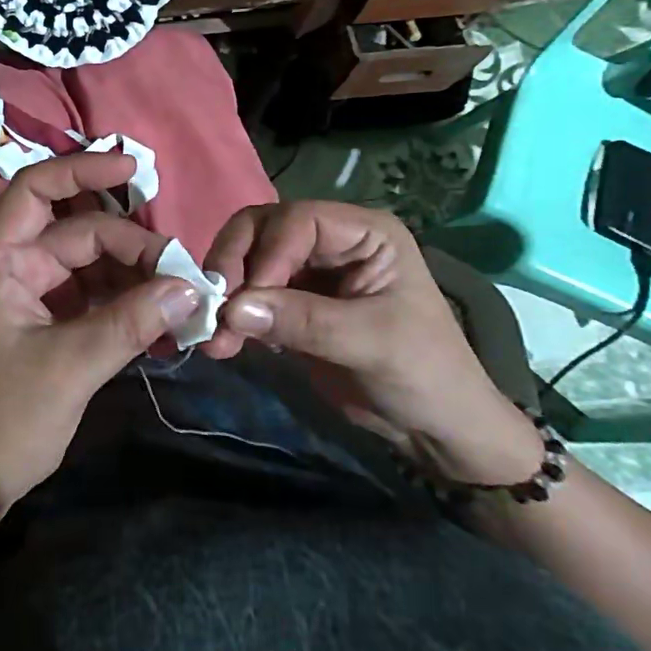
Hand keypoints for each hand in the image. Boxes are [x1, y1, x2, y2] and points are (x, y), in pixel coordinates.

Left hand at [0, 153, 200, 510]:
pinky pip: (98, 294)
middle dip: (131, 245)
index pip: (37, 190)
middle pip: (81, 231)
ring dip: (137, 274)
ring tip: (182, 295)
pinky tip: (166, 316)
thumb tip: (191, 288)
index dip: (82, 171)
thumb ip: (130, 322)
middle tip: (182, 273)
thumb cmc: (6, 417)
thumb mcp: (71, 366)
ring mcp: (37, 292)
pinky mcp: (55, 320)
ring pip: (94, 262)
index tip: (134, 170)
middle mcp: (17, 265)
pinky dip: (130, 301)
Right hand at [202, 201, 541, 484]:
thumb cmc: (425, 374)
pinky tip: (222, 343)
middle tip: (213, 306)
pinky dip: (230, 315)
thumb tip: (232, 309)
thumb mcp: (371, 343)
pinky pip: (247, 295)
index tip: (244, 297)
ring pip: (246, 259)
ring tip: (214, 335)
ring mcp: (307, 271)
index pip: (297, 220)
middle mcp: (330, 241)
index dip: (266, 252)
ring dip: (225, 292)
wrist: (436, 430)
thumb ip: (304, 320)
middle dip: (233, 264)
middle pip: (261, 229)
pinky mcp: (289, 303)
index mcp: (364, 233)